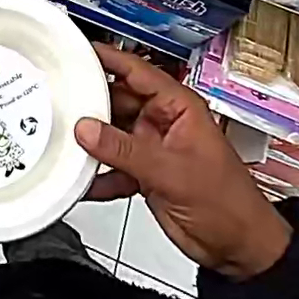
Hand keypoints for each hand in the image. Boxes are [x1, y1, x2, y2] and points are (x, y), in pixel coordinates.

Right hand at [75, 44, 289, 281]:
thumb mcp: (171, 171)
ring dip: (92, 142)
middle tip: (60, 104)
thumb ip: (124, 150)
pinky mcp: (145, 174)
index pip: (138, 72)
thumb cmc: (226, 201)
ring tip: (63, 140)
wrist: (238, 247)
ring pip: (113, 135)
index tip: (81, 51)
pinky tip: (81, 181)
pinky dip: (99, 175)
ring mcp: (153, 148)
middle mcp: (163, 122)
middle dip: (91, 104)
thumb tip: (87, 129)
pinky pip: (114, 167)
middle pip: (119, 102)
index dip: (110, 59)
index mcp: (178, 107)